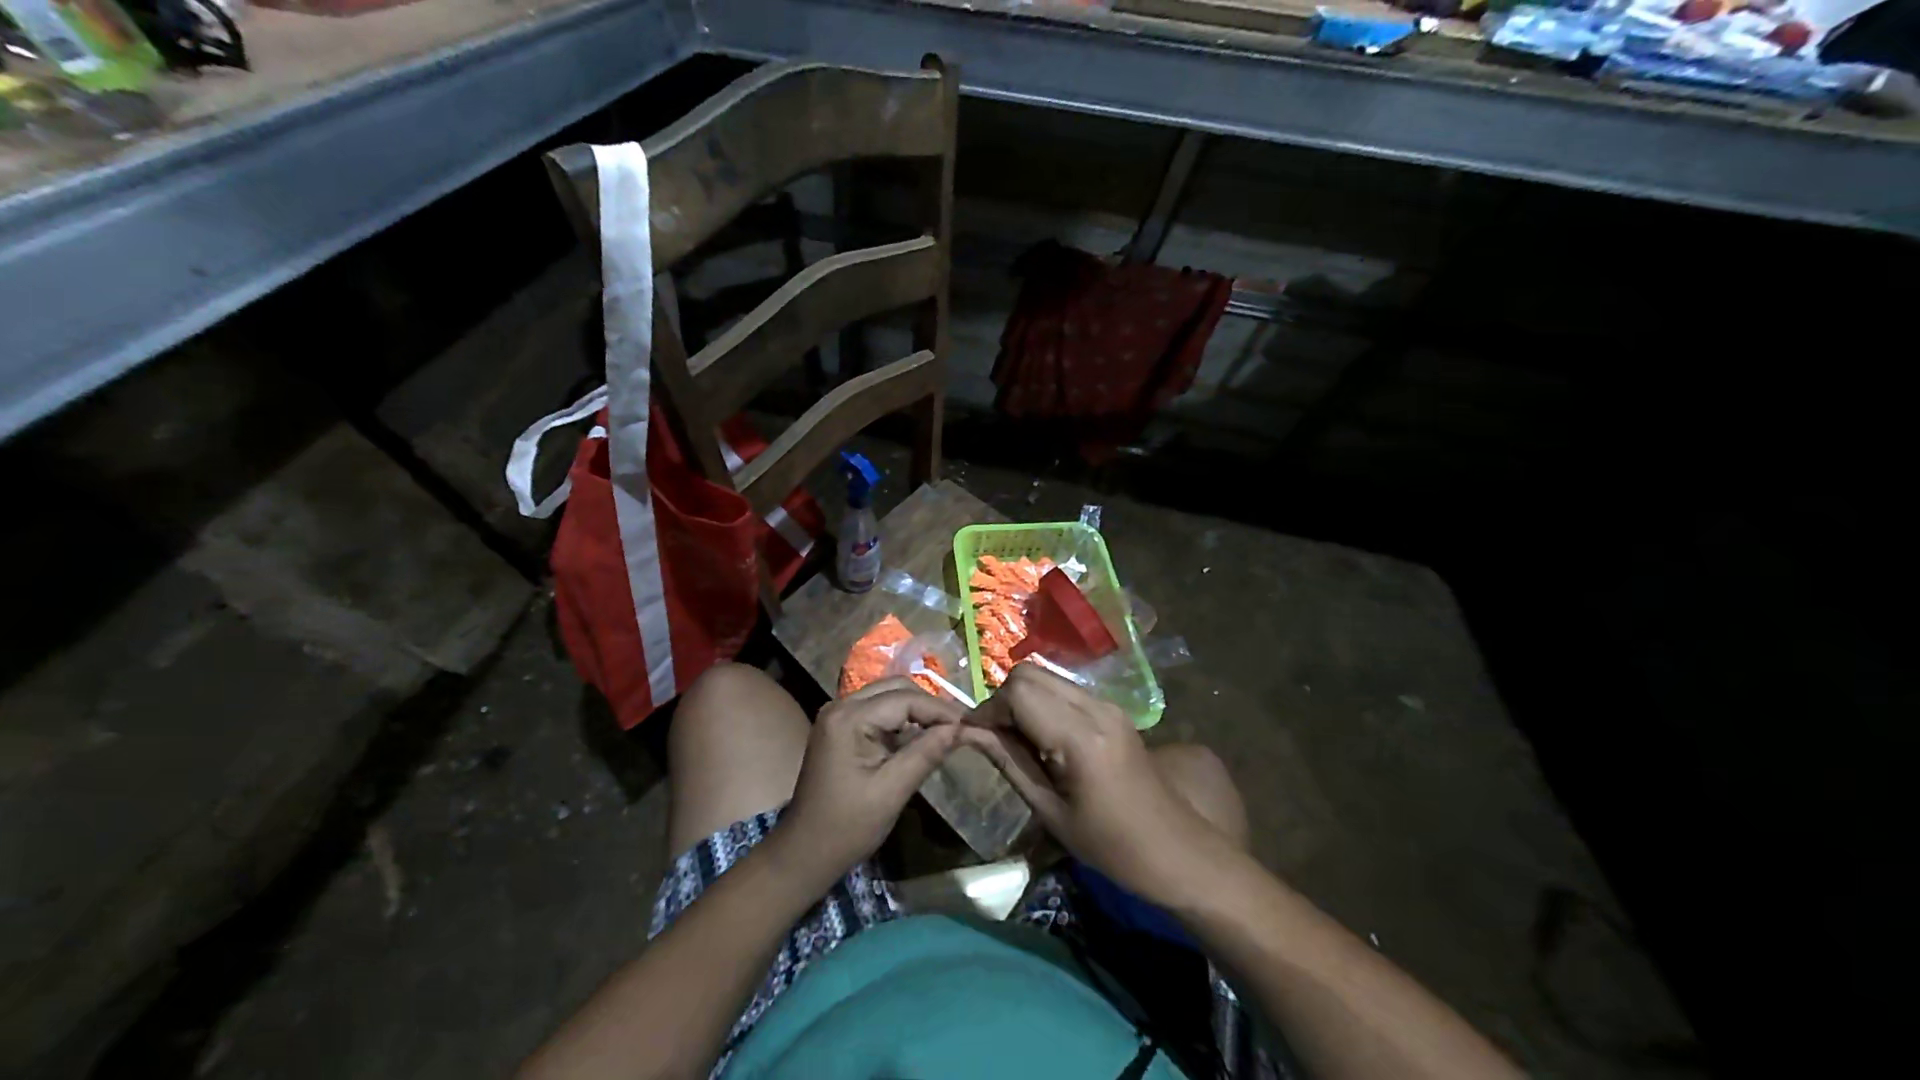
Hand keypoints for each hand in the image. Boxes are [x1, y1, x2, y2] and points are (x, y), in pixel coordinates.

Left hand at [776, 678, 966, 882]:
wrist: (805, 851)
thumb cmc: (847, 826)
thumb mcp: (892, 790)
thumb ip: (926, 753)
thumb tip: (961, 729)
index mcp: (849, 718)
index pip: (905, 698)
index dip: (941, 710)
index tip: (971, 725)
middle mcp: (840, 705)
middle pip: (896, 688)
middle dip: (930, 706)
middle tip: (960, 728)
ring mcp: (838, 715)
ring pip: (888, 696)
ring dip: (917, 711)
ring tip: (947, 732)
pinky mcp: (840, 727)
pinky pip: (878, 711)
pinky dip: (902, 720)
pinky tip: (921, 738)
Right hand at [961, 663, 1227, 907]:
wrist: (1175, 849)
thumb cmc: (1110, 845)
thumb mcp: (1050, 811)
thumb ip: (1009, 762)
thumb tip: (969, 733)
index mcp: (1082, 737)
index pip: (1018, 693)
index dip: (988, 710)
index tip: (973, 738)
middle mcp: (1097, 708)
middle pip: (1029, 673)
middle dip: (1003, 700)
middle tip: (995, 738)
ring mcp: (1109, 705)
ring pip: (1047, 677)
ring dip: (1023, 700)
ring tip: (1017, 741)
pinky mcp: (1114, 710)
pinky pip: (1065, 690)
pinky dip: (1043, 704)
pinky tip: (1044, 740)